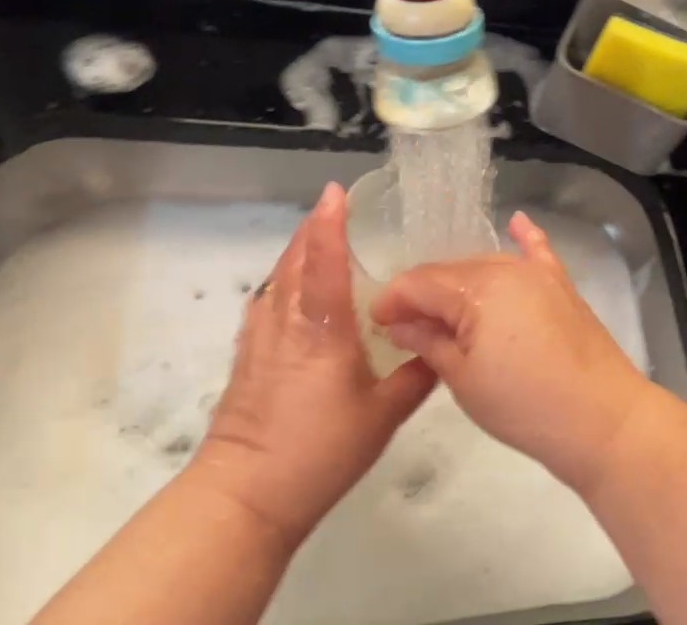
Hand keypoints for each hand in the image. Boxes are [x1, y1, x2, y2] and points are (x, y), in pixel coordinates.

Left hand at [192, 183, 435, 545]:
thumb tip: (441, 350)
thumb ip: (416, 378)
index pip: (324, 261)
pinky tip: (294, 291)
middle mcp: (286, 323)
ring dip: (296, 251)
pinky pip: (267, 301)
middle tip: (336, 208)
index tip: (336, 191)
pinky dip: (283, 281)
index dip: (330, 223)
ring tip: (319, 237)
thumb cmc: (319, 452)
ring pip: (277, 278)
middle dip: (312, 228)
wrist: (245, 495)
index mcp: (322, 330)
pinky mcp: (248, 357)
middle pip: (294, 260)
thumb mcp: (383, 417)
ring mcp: (261, 339)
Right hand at [369, 212, 654, 491]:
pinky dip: (524, 237)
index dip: (393, 300)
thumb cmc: (524, 406)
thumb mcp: (463, 379)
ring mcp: (537, 273)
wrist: (602, 418)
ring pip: (484, 264)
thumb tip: (397, 322)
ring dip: (458, 281)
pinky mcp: (561, 285)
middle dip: (422, 294)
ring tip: (439, 310)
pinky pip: (537, 251)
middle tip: (404, 326)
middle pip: (450, 270)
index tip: (375, 323)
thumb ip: (429, 342)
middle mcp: (505, 268)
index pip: (420, 282)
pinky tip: (516, 221)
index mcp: (476, 289)